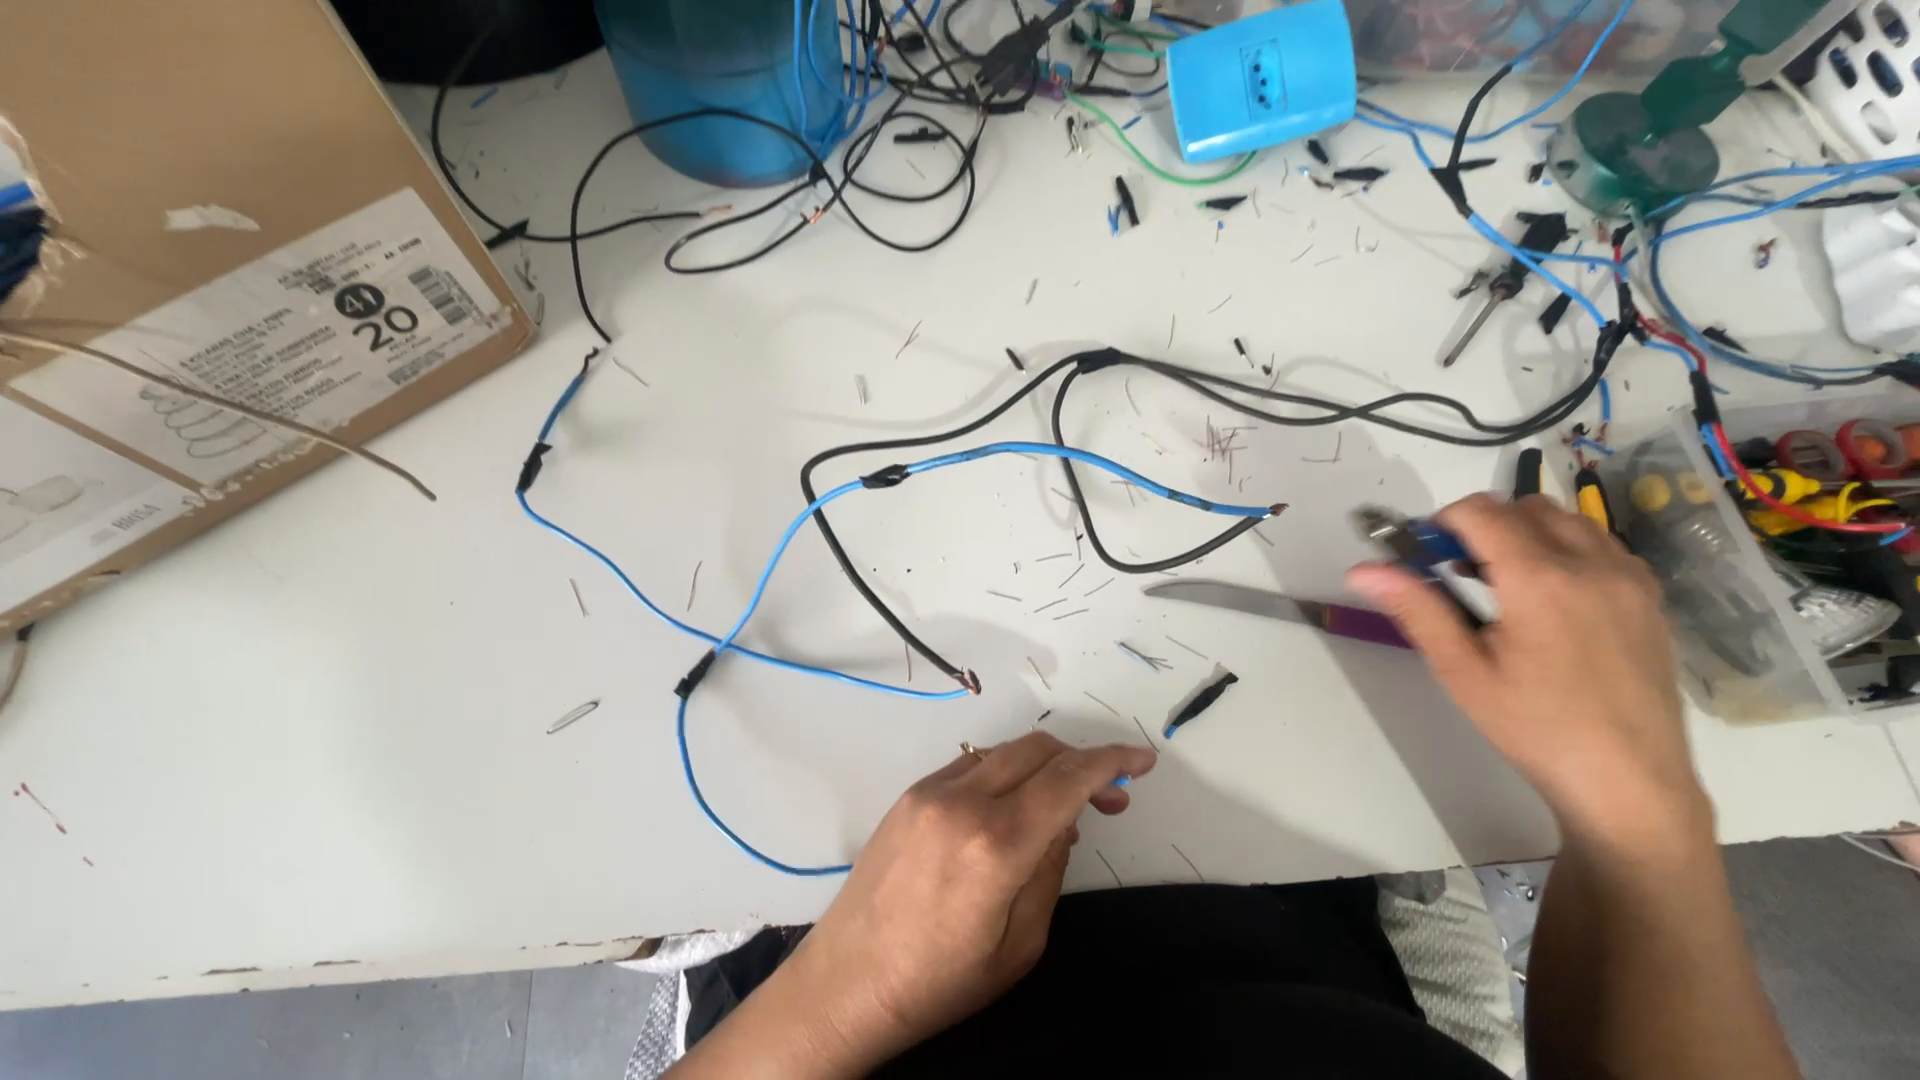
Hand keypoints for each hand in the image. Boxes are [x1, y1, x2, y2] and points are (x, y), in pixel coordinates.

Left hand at [675, 733, 1154, 1078]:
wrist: (848, 981)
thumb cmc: (940, 981)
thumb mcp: (1019, 944)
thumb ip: (1050, 870)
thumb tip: (1064, 821)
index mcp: (996, 844)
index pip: (1068, 778)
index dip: (1113, 762)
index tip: (1143, 762)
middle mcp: (962, 801)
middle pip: (1039, 749)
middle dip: (1082, 760)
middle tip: (1110, 797)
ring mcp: (930, 792)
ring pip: (1004, 750)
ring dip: (1044, 765)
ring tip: (1061, 806)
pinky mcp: (909, 795)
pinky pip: (971, 764)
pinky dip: (1005, 772)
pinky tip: (1012, 806)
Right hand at [1347, 493, 1706, 845]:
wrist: (1628, 780)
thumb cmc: (1534, 728)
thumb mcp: (1462, 671)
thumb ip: (1417, 609)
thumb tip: (1362, 570)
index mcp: (1539, 580)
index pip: (1482, 512)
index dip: (1442, 521)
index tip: (1424, 553)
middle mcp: (1591, 565)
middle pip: (1525, 507)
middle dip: (1483, 524)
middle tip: (1457, 569)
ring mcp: (1629, 579)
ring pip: (1568, 520)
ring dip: (1526, 531)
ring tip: (1503, 582)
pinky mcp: (1650, 598)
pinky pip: (1603, 545)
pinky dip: (1567, 549)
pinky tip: (1551, 596)